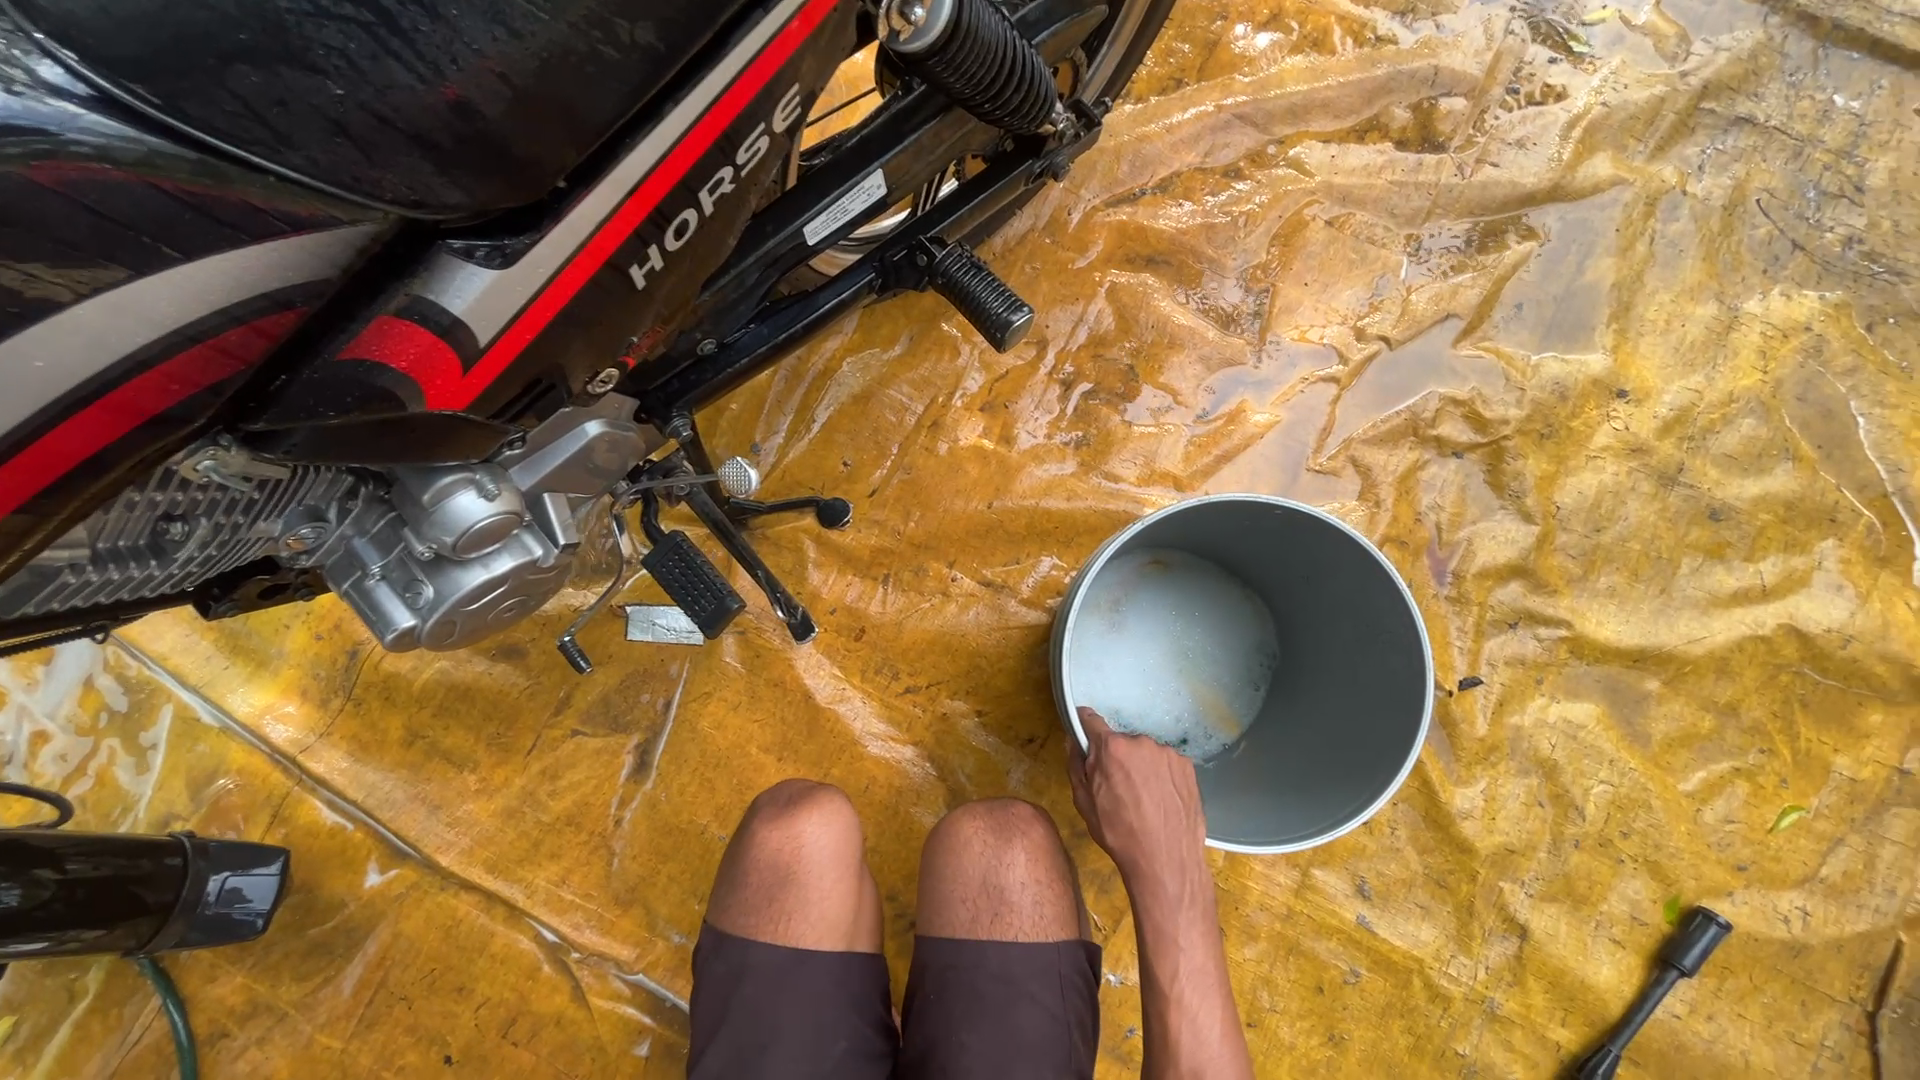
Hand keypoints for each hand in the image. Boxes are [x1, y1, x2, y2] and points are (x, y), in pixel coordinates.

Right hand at [1067, 706, 1207, 884]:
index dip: (1084, 726)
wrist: (1165, 860)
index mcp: (1112, 747)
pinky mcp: (1187, 767)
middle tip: (1118, 788)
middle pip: (1121, 742)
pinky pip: (1166, 764)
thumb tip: (1074, 741)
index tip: (1082, 732)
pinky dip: (1161, 777)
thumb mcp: (1084, 803)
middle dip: (1116, 758)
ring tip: (1144, 800)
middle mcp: (1141, 742)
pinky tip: (1161, 801)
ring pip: (1145, 754)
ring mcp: (1168, 753)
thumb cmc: (1119, 833)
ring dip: (1141, 767)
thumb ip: (1076, 765)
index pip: (1091, 721)